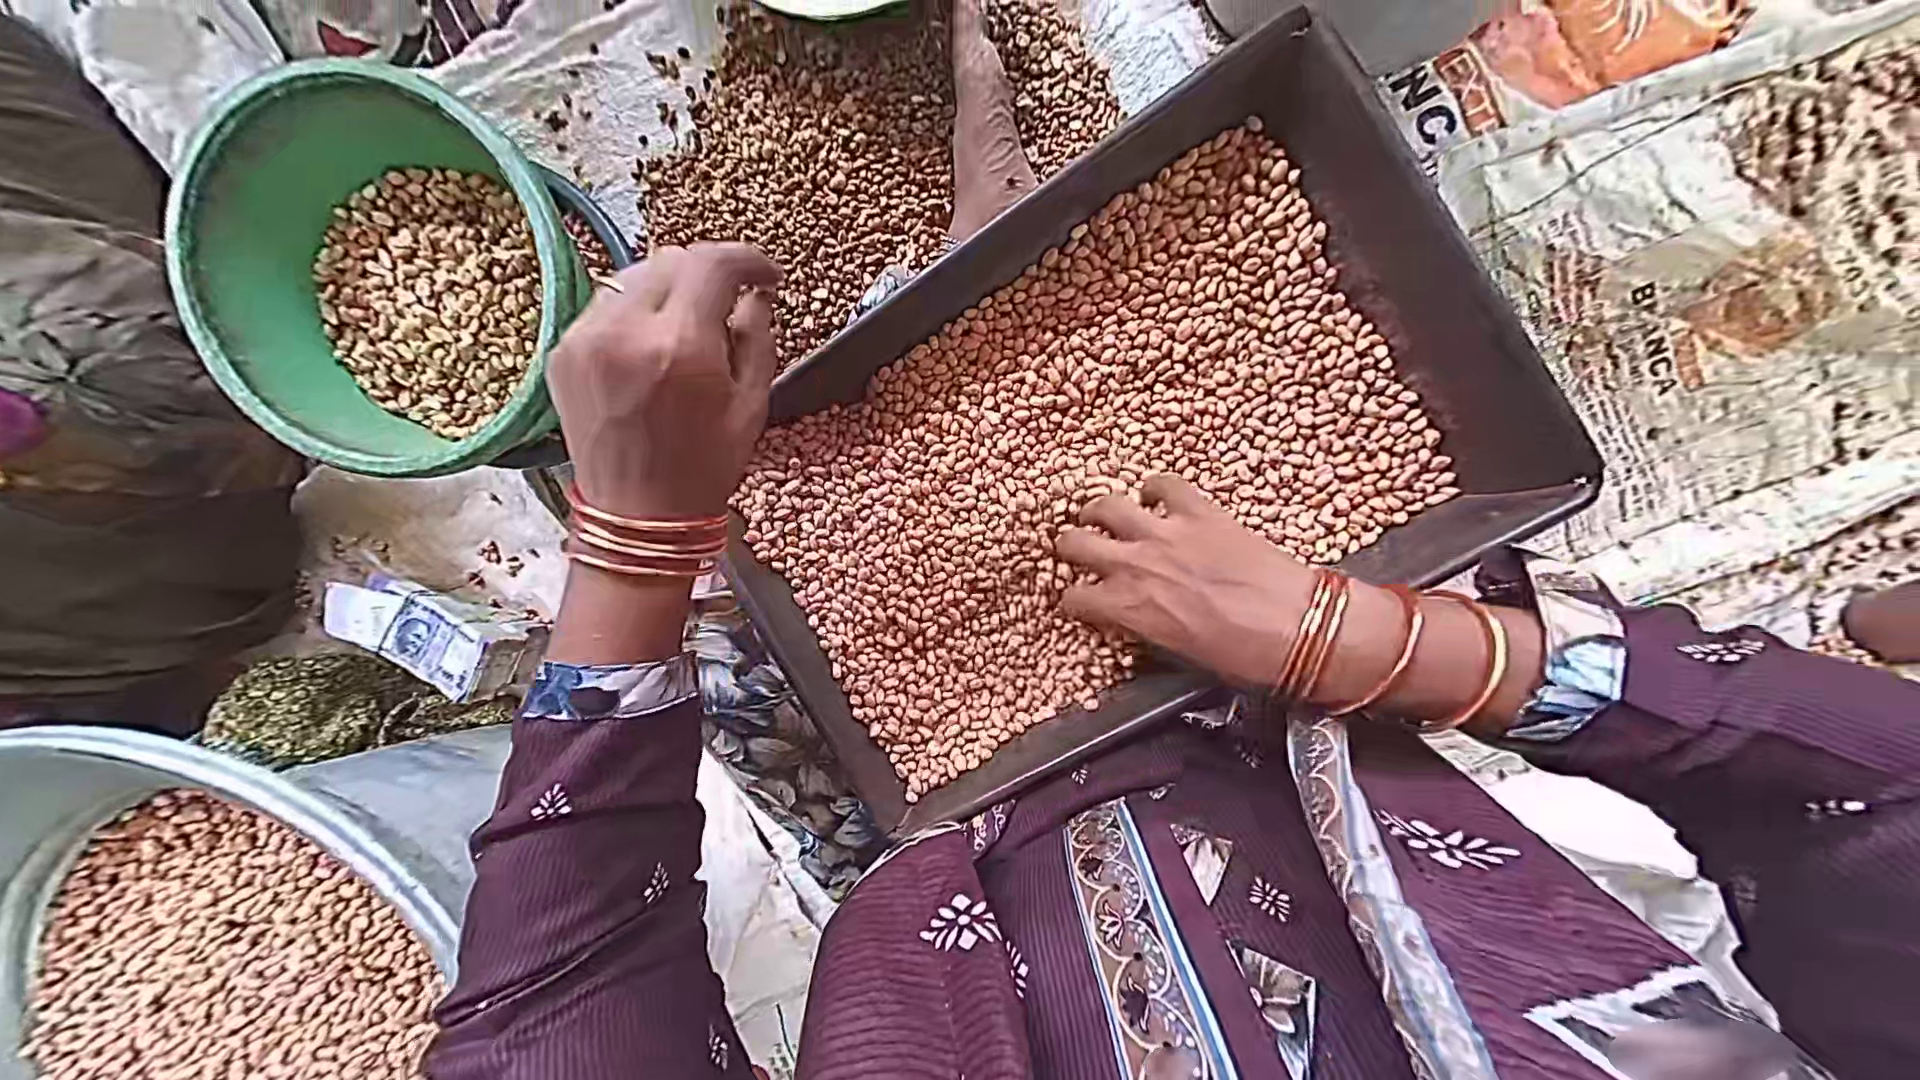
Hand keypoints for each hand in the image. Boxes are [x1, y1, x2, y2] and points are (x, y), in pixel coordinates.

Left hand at [547, 243, 782, 519]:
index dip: (748, 260)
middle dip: (709, 273)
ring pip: (635, 274)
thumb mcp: (751, 408)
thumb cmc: (705, 468)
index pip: (713, 264)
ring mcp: (584, 337)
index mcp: (681, 348)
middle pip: (671, 258)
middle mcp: (624, 330)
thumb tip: (755, 297)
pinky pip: (608, 305)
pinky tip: (654, 344)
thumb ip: (758, 340)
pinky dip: (639, 310)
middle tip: (731, 303)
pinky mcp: (562, 351)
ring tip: (691, 324)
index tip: (767, 276)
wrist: (638, 516)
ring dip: (672, 288)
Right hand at [1054, 474, 1548, 731]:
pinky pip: (1163, 484)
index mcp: (1127, 607)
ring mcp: (1163, 533)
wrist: (1299, 627)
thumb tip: (1133, 611)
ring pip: (1106, 505)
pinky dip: (1155, 488)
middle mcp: (1134, 565)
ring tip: (1102, 513)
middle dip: (1069, 546)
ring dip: (1098, 510)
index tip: (1077, 598)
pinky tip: (1156, 496)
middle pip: (1075, 543)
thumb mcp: (1176, 648)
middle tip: (1076, 547)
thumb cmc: (1240, 654)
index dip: (1071, 598)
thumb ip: (1143, 622)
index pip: (1074, 597)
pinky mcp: (1197, 510)